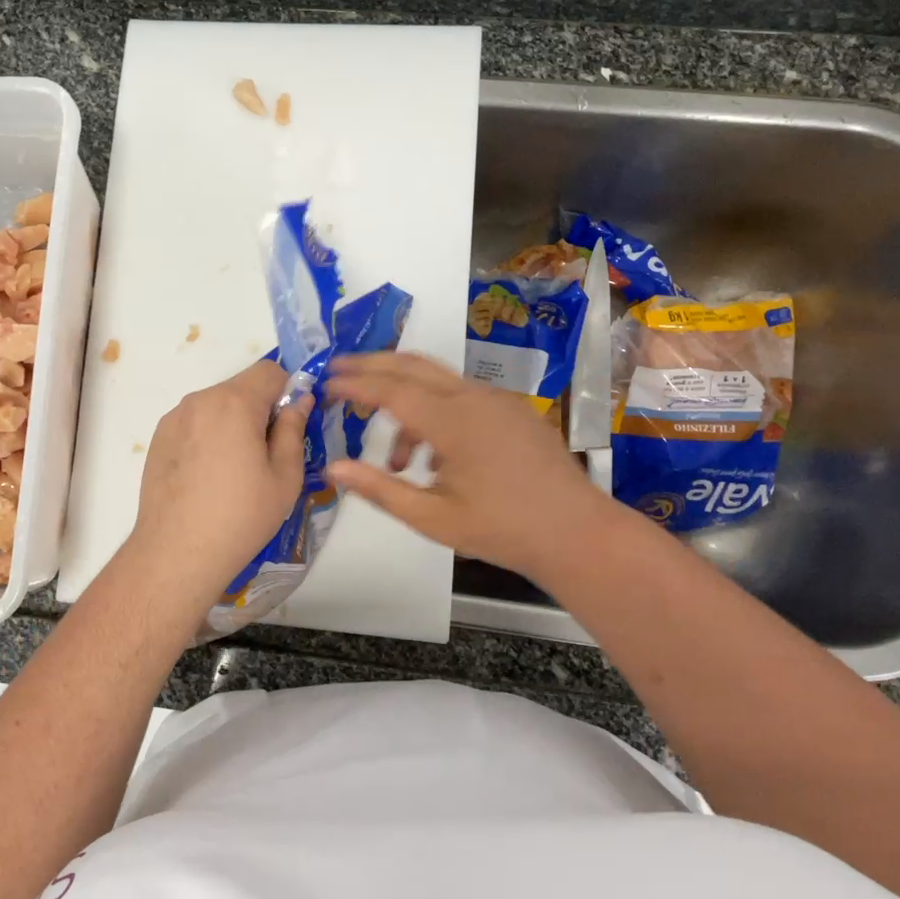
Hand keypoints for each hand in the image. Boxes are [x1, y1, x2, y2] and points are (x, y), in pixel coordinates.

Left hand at [125, 360, 312, 602]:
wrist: (177, 552)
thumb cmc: (240, 516)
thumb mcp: (284, 476)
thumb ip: (293, 429)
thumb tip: (299, 400)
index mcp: (233, 403)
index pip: (270, 371)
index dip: (287, 392)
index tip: (290, 426)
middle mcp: (199, 401)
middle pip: (240, 388)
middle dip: (259, 411)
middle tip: (266, 457)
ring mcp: (173, 419)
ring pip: (216, 407)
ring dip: (232, 425)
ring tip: (234, 473)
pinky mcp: (158, 440)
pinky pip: (194, 425)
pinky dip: (208, 438)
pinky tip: (208, 478)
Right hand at [324, 352, 603, 575]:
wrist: (575, 533)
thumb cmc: (500, 530)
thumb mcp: (430, 517)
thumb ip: (379, 488)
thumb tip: (332, 468)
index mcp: (453, 421)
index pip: (391, 389)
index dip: (354, 383)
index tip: (324, 381)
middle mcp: (475, 398)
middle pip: (413, 366)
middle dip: (372, 366)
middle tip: (338, 373)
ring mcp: (498, 402)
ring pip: (438, 384)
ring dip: (406, 404)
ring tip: (394, 461)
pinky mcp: (513, 412)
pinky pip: (462, 398)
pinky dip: (435, 414)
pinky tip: (434, 462)